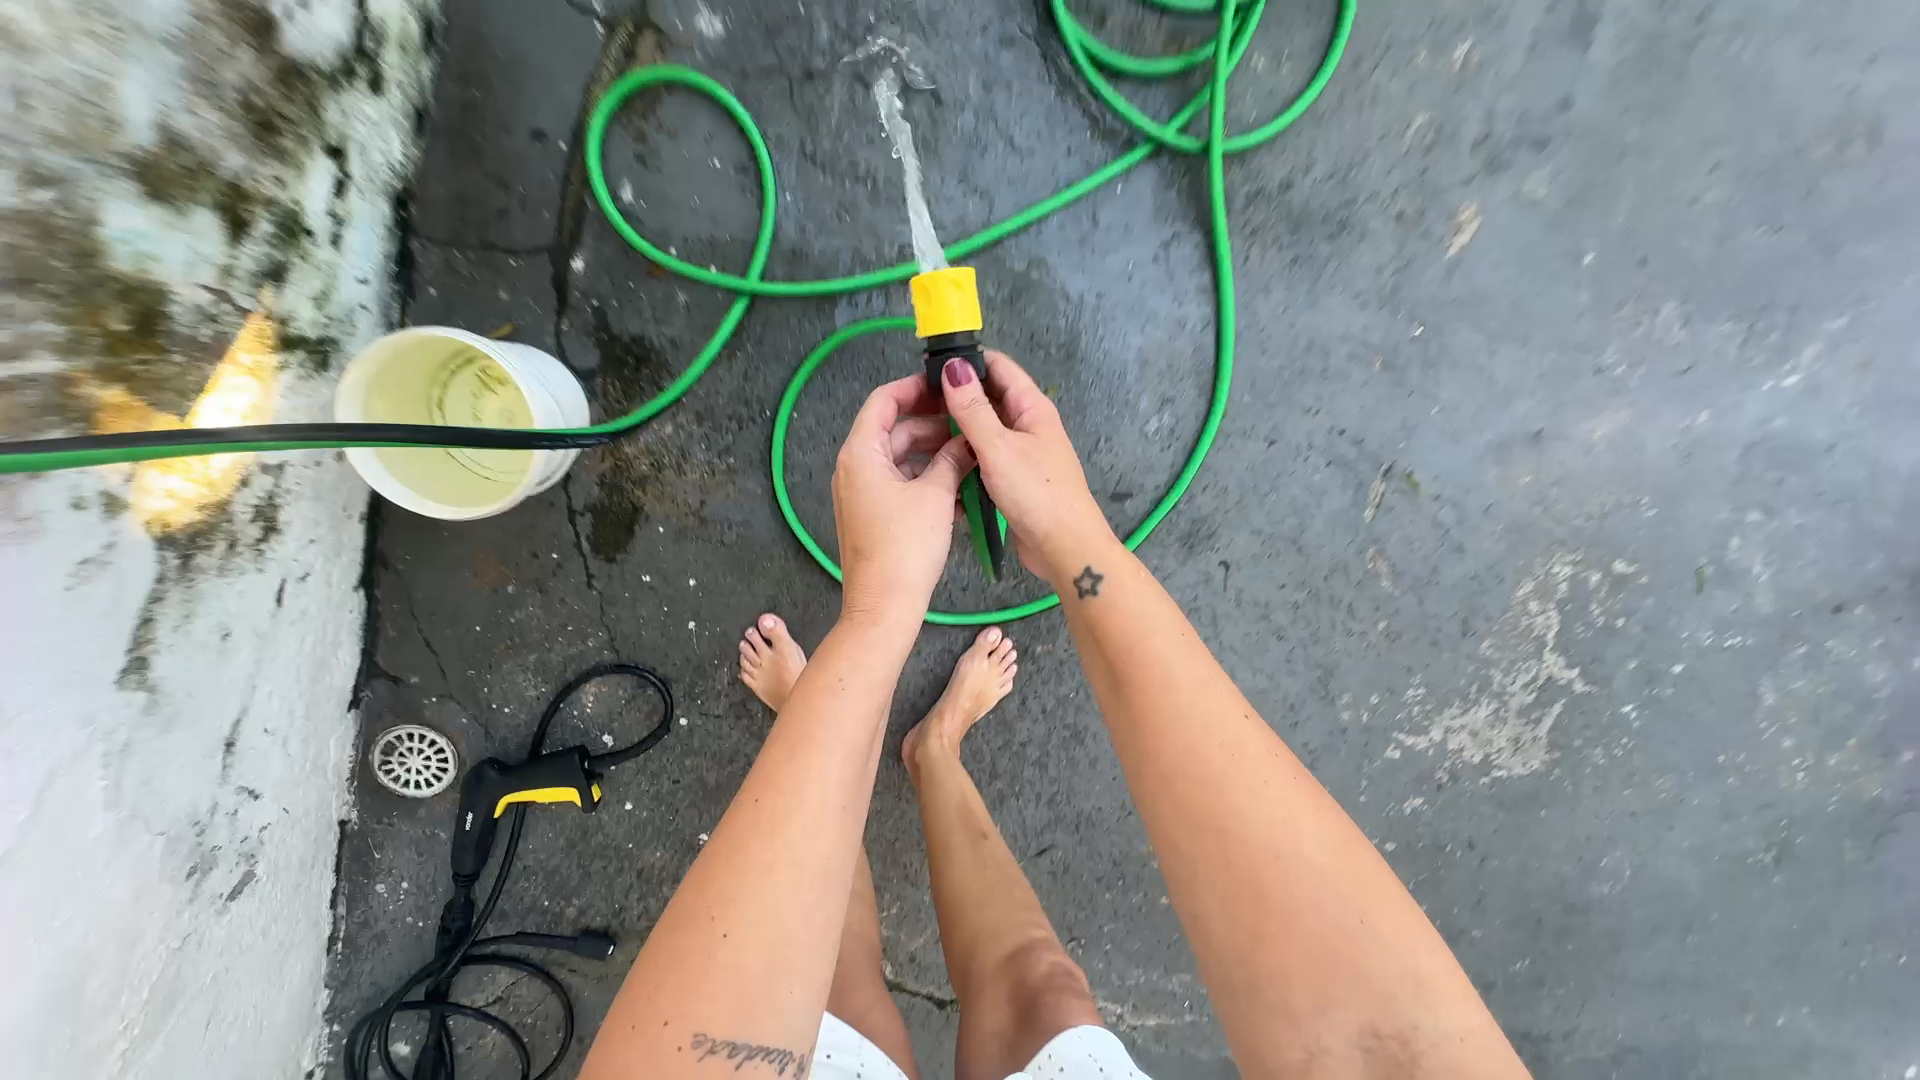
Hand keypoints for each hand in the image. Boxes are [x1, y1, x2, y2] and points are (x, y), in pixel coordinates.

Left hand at [832, 375, 975, 620]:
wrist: (884, 606)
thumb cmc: (906, 546)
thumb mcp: (936, 495)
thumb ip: (953, 459)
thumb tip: (969, 441)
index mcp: (861, 453)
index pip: (883, 400)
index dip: (914, 388)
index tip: (946, 387)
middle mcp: (854, 468)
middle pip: (893, 430)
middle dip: (932, 426)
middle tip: (969, 424)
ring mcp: (860, 494)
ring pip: (900, 460)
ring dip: (933, 456)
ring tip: (971, 458)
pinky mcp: (871, 517)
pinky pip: (899, 486)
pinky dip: (925, 482)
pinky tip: (959, 490)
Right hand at [938, 350, 1114, 581]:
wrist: (1064, 547)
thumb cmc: (1036, 494)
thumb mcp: (998, 447)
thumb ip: (973, 408)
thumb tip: (954, 365)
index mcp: (1031, 407)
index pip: (998, 367)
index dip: (966, 362)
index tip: (928, 367)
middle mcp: (1028, 424)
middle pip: (988, 398)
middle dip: (955, 397)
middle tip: (915, 403)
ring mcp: (1021, 452)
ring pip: (983, 430)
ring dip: (957, 429)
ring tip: (919, 431)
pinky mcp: (1013, 478)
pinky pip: (984, 457)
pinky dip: (965, 456)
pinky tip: (939, 461)